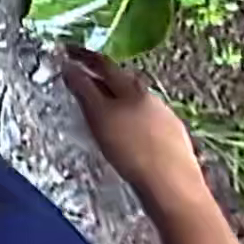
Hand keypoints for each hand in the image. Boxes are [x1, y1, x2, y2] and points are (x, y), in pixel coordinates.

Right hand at [61, 45, 206, 205]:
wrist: (176, 193)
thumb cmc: (131, 148)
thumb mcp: (96, 114)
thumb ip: (81, 87)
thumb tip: (68, 66)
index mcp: (133, 88)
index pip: (103, 63)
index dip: (82, 55)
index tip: (66, 50)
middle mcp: (153, 99)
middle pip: (121, 82)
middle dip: (100, 79)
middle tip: (80, 81)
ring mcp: (169, 121)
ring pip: (134, 102)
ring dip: (115, 101)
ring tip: (100, 110)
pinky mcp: (177, 143)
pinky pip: (146, 121)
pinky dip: (131, 120)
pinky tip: (125, 133)